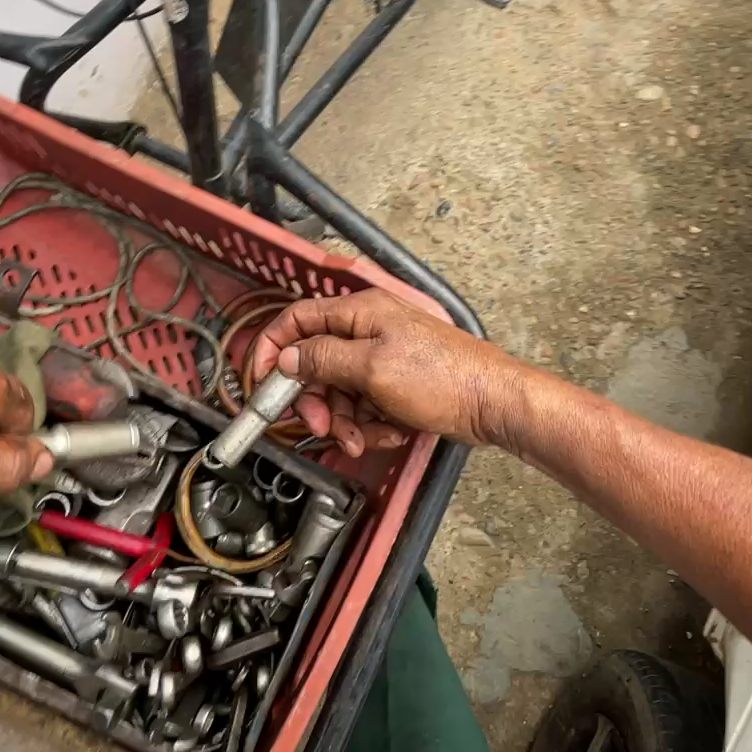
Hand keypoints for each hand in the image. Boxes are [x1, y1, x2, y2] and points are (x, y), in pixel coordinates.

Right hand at [248, 289, 531, 454]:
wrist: (492, 404)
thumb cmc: (441, 378)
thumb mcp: (372, 368)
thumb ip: (323, 359)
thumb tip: (286, 356)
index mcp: (359, 312)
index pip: (297, 319)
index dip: (272, 348)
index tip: (260, 383)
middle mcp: (366, 329)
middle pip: (315, 363)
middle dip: (316, 400)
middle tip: (321, 426)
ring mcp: (380, 357)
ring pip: (338, 391)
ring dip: (345, 421)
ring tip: (364, 439)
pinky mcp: (393, 383)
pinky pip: (363, 405)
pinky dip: (370, 424)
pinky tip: (391, 431)